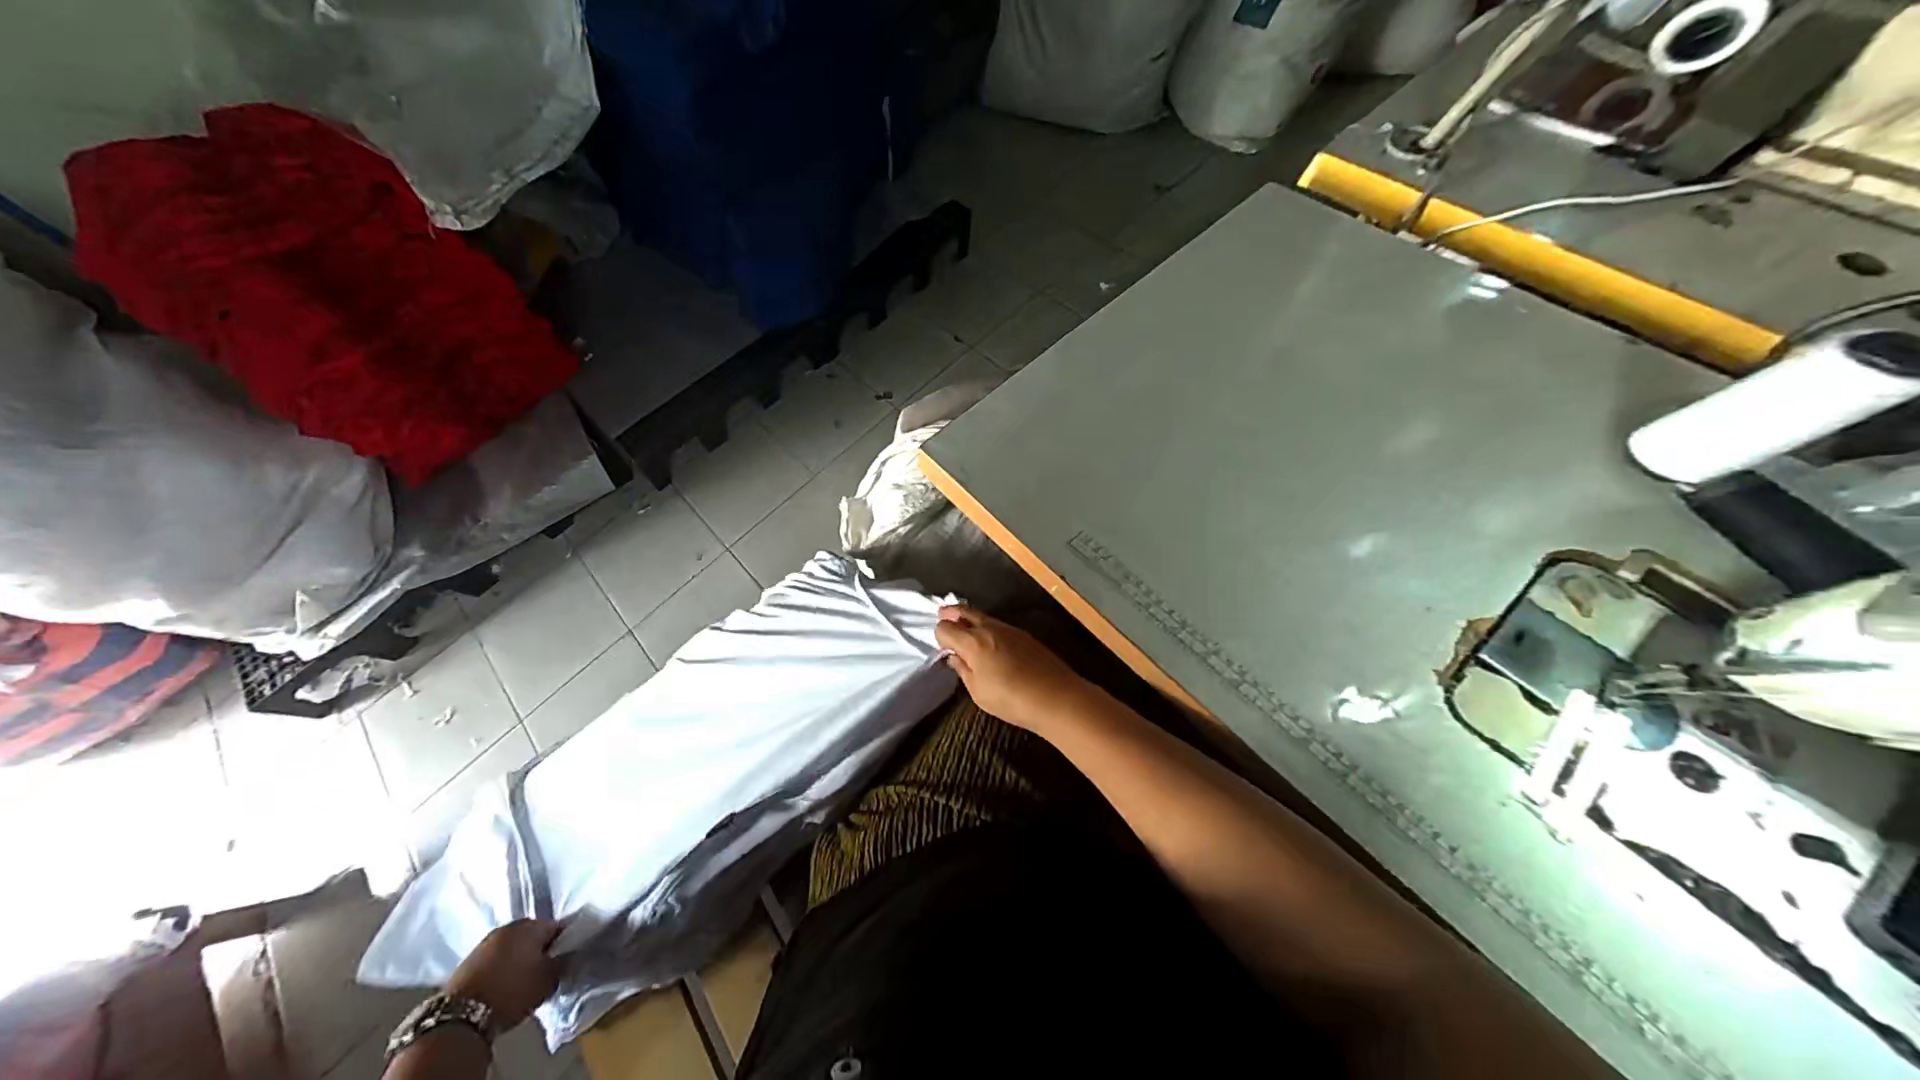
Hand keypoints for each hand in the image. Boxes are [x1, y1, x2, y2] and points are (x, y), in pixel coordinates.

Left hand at [444, 918, 560, 1031]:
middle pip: (532, 935)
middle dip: (539, 949)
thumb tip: (568, 955)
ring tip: (522, 980)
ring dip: (518, 959)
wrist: (459, 1017)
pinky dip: (501, 968)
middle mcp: (507, 927)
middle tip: (544, 970)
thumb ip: (563, 963)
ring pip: (511, 947)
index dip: (563, 943)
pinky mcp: (466, 962)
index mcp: (531, 925)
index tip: (565, 959)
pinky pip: (494, 959)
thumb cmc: (512, 992)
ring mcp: (484, 943)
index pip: (557, 926)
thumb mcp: (548, 980)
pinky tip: (503, 984)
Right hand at [934, 605, 1089, 731]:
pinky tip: (989, 639)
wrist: (1056, 697)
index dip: (939, 635)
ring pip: (982, 616)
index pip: (946, 628)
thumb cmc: (1011, 699)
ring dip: (970, 618)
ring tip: (964, 625)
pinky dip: (986, 626)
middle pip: (964, 612)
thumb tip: (955, 657)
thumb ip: (964, 670)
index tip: (941, 646)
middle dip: (952, 613)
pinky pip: (997, 624)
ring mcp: (1009, 629)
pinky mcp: (1024, 635)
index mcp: (973, 642)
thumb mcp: (979, 692)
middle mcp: (989, 628)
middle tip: (942, 614)